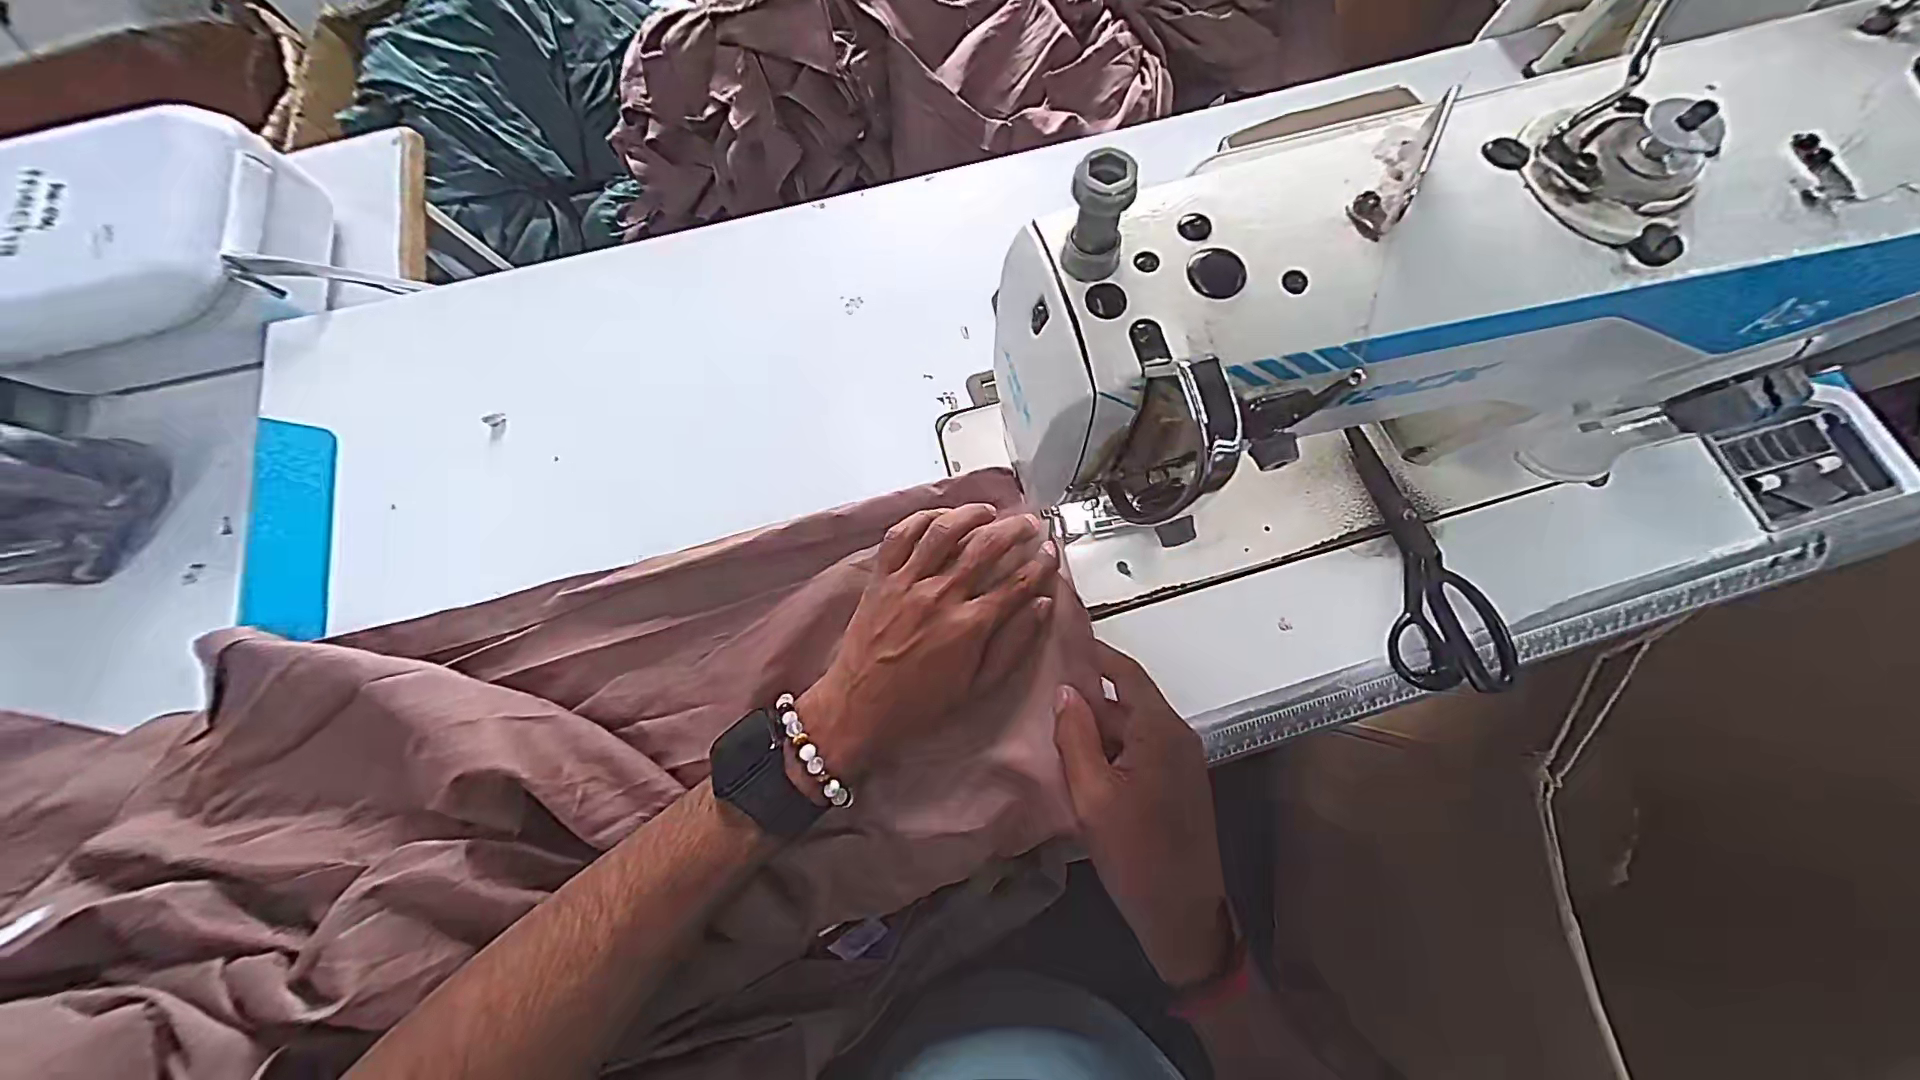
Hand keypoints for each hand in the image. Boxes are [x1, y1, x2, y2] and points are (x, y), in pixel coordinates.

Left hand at [798, 504, 1058, 779]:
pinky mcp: (881, 579)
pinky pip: (900, 536)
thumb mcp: (977, 686)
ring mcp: (907, 583)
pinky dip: (922, 519)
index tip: (1049, 552)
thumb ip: (1014, 645)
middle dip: (1015, 529)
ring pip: (945, 532)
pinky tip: (940, 516)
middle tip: (1028, 524)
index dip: (1040, 564)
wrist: (859, 707)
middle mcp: (940, 597)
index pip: (1016, 583)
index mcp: (969, 626)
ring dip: (972, 514)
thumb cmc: (919, 702)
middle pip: (986, 546)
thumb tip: (1041, 607)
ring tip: (989, 511)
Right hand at [1054, 642, 1231, 986]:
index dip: (1095, 654)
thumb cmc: (1137, 854)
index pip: (1126, 673)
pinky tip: (1078, 756)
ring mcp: (1180, 760)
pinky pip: (1139, 748)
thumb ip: (1076, 737)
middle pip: (1128, 699)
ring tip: (1051, 721)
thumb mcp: (1093, 794)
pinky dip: (1110, 745)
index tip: (1062, 640)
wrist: (1184, 917)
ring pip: (1131, 726)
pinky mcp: (1176, 782)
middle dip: (1087, 693)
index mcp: (1161, 730)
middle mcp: (1177, 736)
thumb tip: (1065, 691)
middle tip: (1042, 687)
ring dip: (1097, 723)